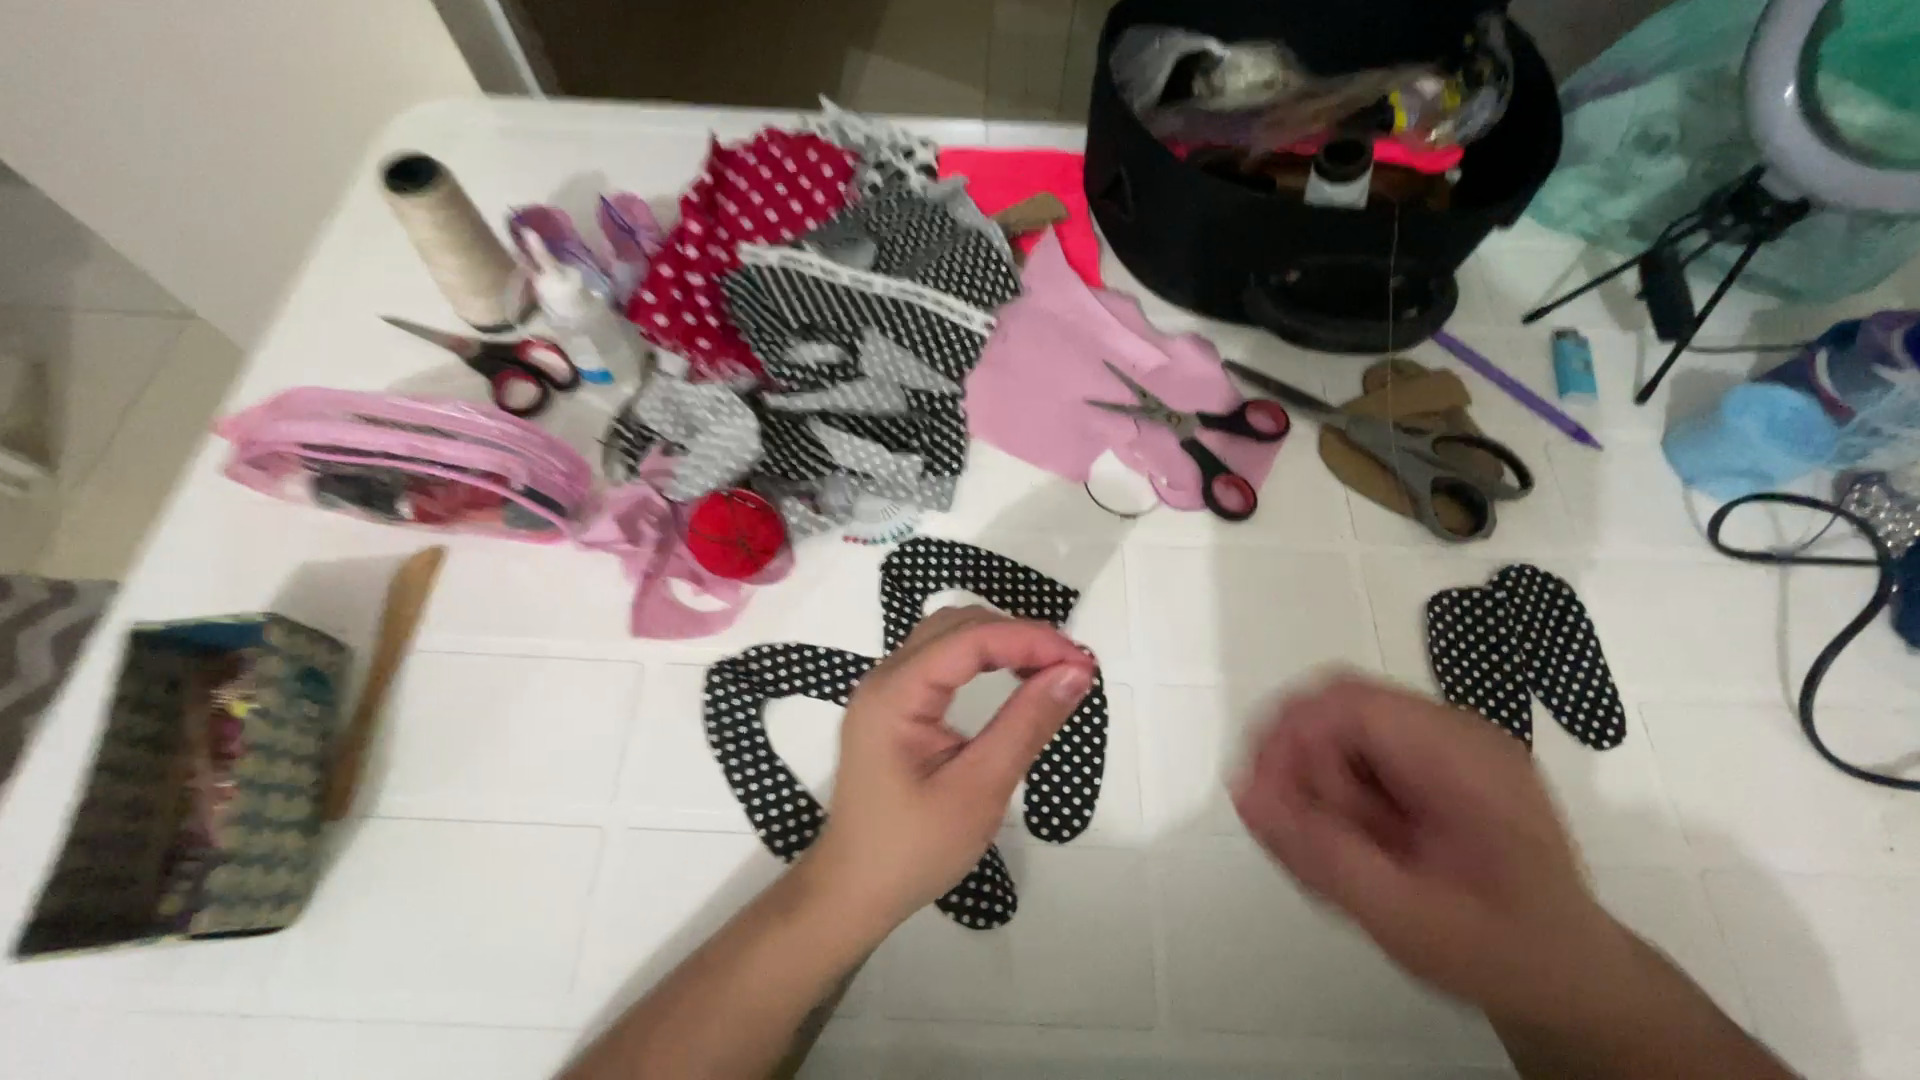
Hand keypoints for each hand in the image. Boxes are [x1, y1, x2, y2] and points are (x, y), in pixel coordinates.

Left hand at [804, 607, 1094, 927]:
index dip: (1030, 639)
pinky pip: (940, 661)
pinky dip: (981, 659)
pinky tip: (1011, 676)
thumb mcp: (979, 789)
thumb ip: (1027, 725)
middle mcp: (884, 678)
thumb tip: (1075, 672)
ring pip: (947, 637)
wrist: (854, 890)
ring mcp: (884, 690)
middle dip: (1018, 635)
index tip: (1082, 661)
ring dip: (1000, 641)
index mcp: (895, 694)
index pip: (969, 639)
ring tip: (1050, 666)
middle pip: (956, 626)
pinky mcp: (892, 706)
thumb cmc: (914, 849)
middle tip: (1071, 665)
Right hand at [1232, 674, 1630, 1026]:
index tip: (1265, 801)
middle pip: (1337, 707)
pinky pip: (1356, 749)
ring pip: (1339, 726)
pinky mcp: (1434, 760)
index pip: (1348, 702)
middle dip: (1298, 766)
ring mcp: (1447, 743)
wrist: (1569, 976)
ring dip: (1316, 783)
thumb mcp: (1403, 917)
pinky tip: (1357, 840)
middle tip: (1300, 832)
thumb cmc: (1499, 952)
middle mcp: (1456, 733)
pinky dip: (1334, 790)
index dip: (1289, 739)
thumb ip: (1320, 853)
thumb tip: (1244, 792)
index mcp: (1463, 759)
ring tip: (1342, 848)